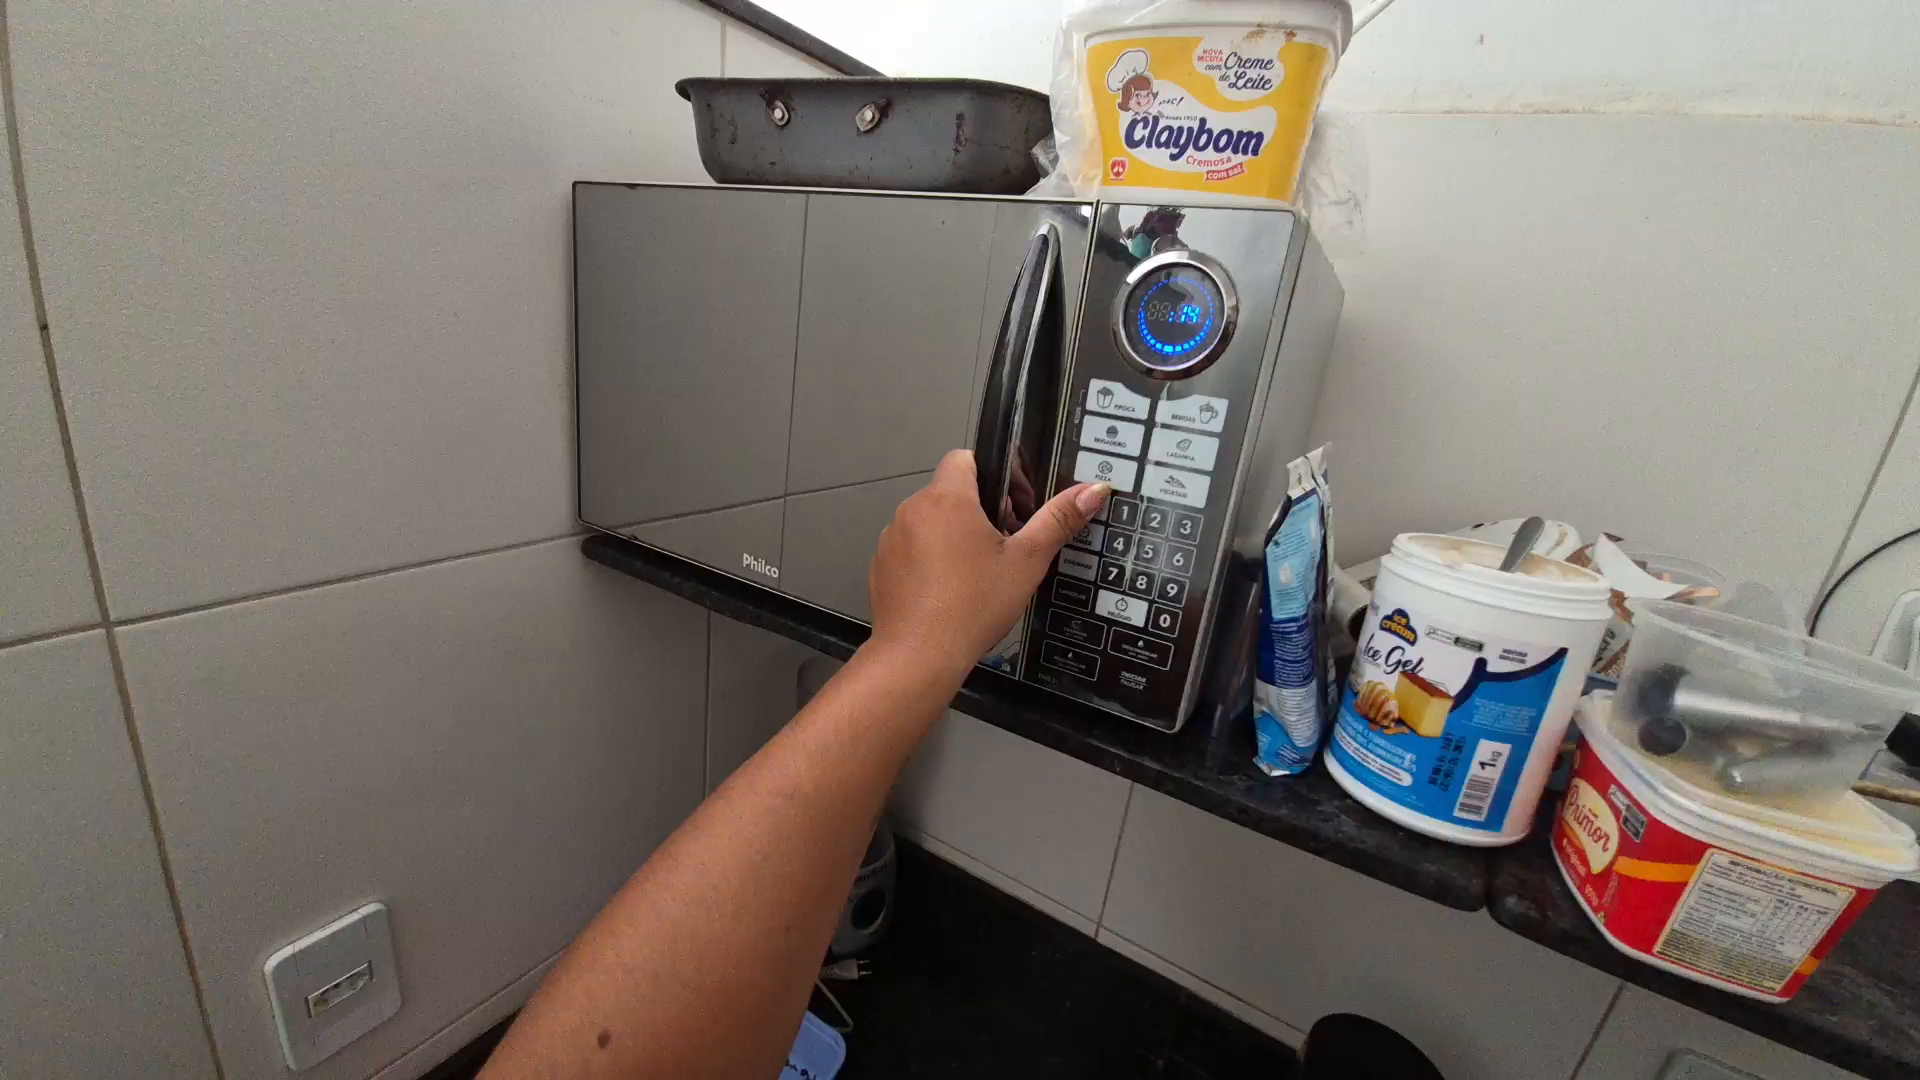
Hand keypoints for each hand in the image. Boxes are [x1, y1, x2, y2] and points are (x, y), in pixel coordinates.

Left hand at [867, 450, 1108, 678]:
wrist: (918, 656)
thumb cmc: (974, 605)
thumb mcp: (1027, 561)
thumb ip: (1058, 520)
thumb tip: (1093, 490)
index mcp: (947, 498)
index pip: (966, 457)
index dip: (995, 474)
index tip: (1014, 506)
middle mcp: (912, 509)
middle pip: (950, 492)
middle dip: (979, 510)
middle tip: (1005, 544)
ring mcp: (892, 538)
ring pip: (929, 521)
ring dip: (953, 535)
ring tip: (978, 573)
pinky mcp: (880, 566)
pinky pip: (910, 549)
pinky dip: (929, 560)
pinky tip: (949, 591)